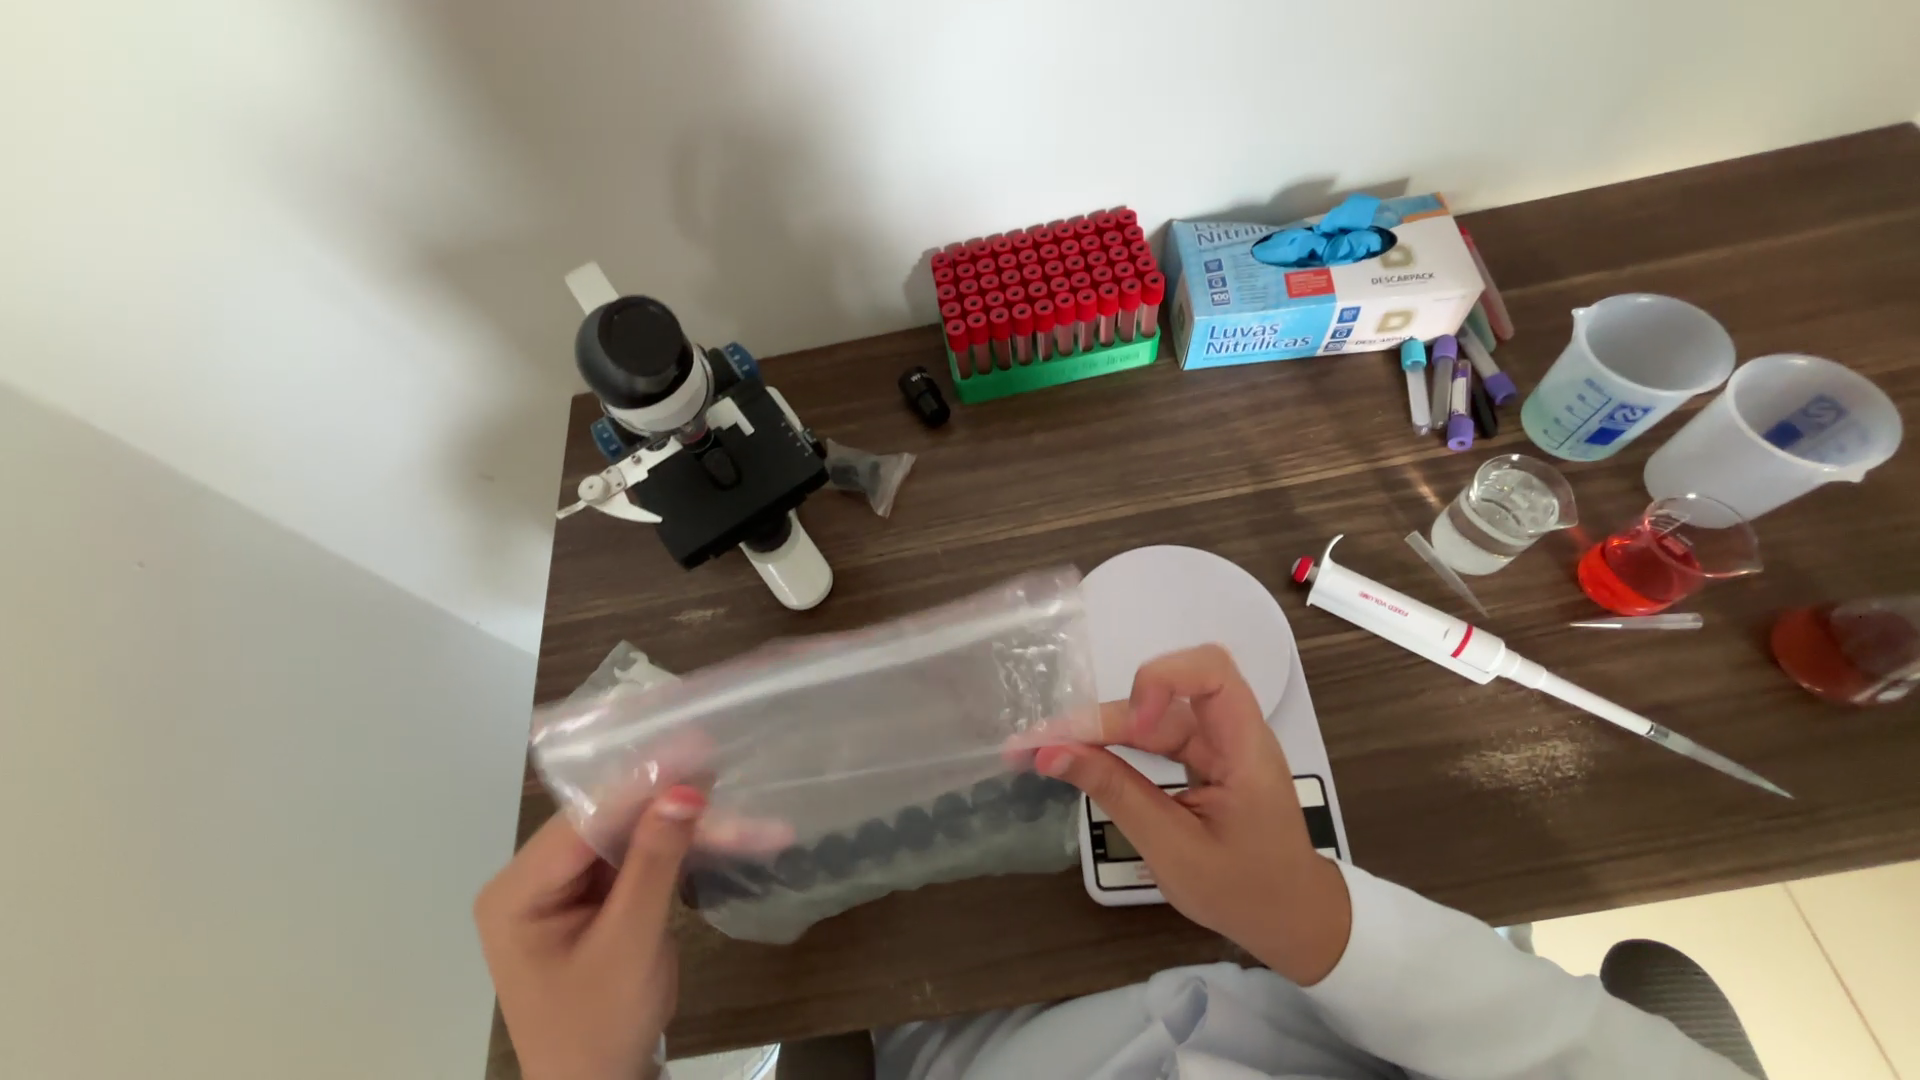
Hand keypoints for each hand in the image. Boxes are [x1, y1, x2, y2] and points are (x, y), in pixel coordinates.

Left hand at [474, 786, 706, 1079]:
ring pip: (631, 834)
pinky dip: (682, 847)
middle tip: (720, 759)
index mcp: (517, 891)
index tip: (695, 746)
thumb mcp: (629, 944)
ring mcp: (567, 886)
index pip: (584, 820)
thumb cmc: (601, 1027)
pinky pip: (641, 856)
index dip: (642, 783)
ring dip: (684, 822)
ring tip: (732, 790)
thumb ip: (654, 862)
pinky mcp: (597, 895)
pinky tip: (725, 828)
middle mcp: (535, 877)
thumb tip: (686, 790)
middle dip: (668, 799)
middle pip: (610, 821)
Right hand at [1033, 645, 1352, 984]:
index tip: (1133, 727)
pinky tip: (1077, 757)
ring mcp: (1214, 741)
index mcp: (1244, 748)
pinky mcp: (1200, 754)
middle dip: (1098, 716)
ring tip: (1042, 749)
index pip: (1212, 672)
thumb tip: (1051, 754)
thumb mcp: (1173, 851)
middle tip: (1037, 743)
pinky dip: (1111, 744)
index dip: (1163, 681)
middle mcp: (1230, 731)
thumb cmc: (1245, 891)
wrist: (1290, 918)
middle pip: (1161, 694)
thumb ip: (1116, 794)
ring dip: (1095, 729)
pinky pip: (1150, 735)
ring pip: (1148, 714)